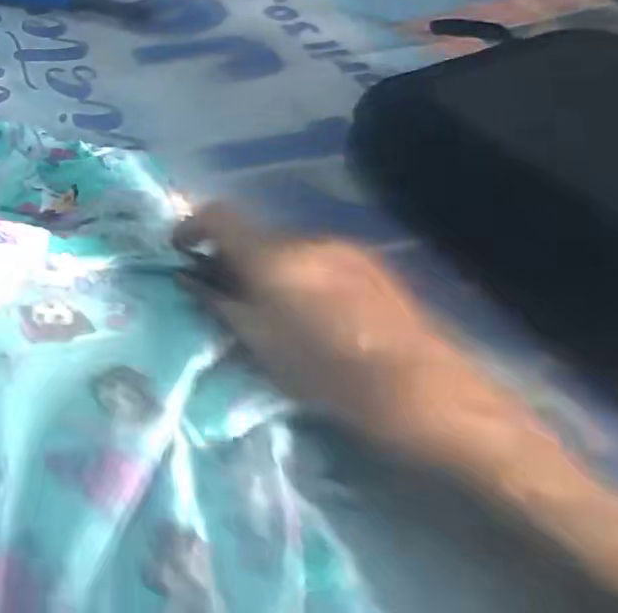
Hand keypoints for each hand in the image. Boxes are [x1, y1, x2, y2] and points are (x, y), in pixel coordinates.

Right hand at [175, 203, 555, 474]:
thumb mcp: (260, 343)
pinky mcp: (373, 268)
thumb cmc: (333, 376)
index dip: (192, 225)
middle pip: (253, 233)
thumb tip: (187, 277)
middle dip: (230, 254)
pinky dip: (298, 274)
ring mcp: (345, 251)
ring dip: (266, 266)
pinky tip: (312, 314)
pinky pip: (317, 259)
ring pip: (286, 247)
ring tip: (269, 307)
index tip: (180, 250)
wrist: (437, 403)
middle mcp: (307, 239)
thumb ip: (218, 302)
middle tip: (222, 289)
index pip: (218, 214)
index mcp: (273, 255)